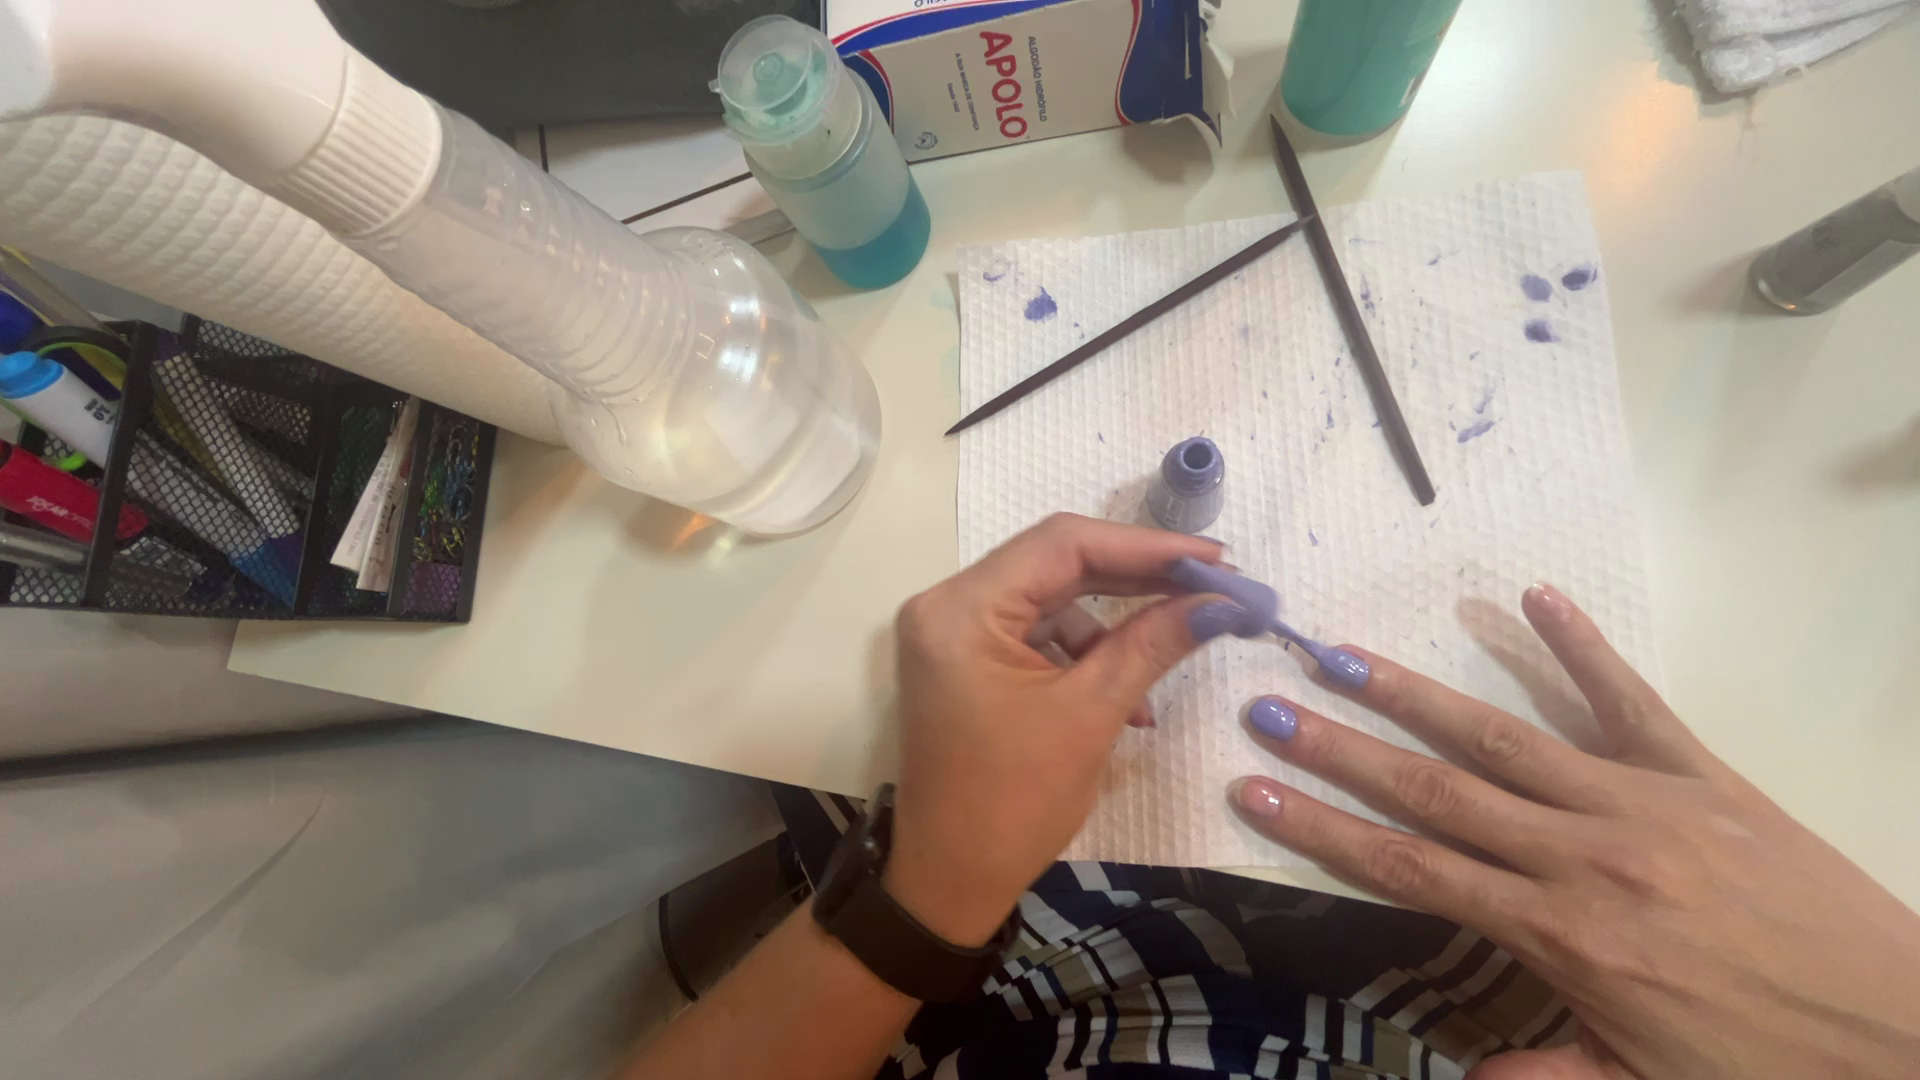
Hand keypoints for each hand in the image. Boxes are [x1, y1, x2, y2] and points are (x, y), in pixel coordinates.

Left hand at [886, 514, 1247, 945]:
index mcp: (961, 609)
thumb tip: (1222, 601)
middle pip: (1055, 562)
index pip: (1062, 544)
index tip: (1216, 558)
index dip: (1146, 545)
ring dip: (1114, 616)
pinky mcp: (966, 653)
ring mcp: (953, 628)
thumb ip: (1153, 642)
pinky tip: (1127, 689)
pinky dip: (1084, 648)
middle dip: (1137, 573)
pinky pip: (1035, 628)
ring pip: (1050, 594)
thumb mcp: (1090, 715)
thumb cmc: (1014, 804)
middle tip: (1213, 582)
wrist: (951, 877)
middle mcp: (947, 603)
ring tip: (1178, 638)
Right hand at [1229, 583, 1919, 1079]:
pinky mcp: (1699, 775)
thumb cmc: (1771, 1071)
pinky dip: (1582, 648)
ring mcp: (1638, 804)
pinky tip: (1535, 596)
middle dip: (1337, 749)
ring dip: (1412, 694)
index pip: (1406, 867)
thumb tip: (1456, 1079)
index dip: (1321, 829)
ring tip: (1342, 656)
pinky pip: (1630, 702)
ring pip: (1498, 737)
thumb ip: (1544, 1075)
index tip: (1254, 790)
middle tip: (1268, 708)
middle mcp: (1580, 857)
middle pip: (1430, 790)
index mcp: (1559, 934)